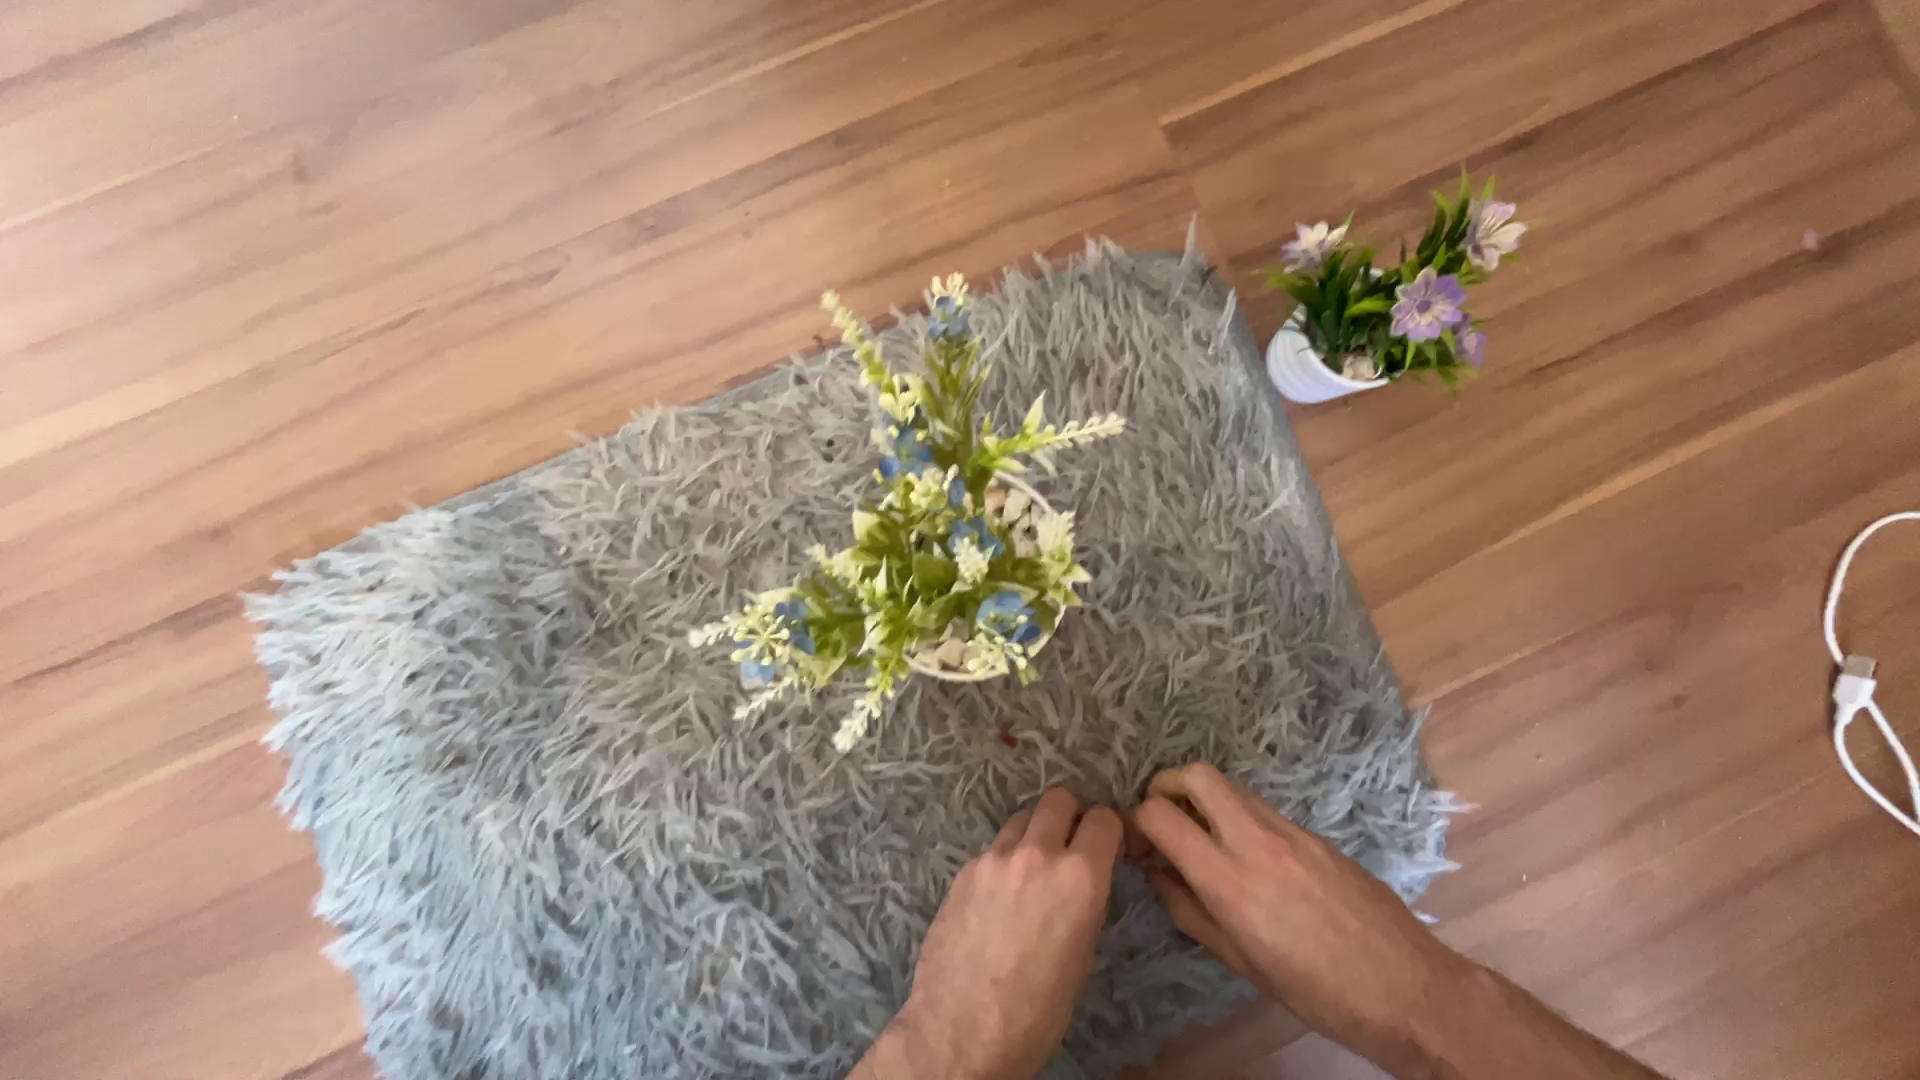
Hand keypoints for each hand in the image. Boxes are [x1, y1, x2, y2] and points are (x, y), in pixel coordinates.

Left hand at [851, 788, 1122, 1079]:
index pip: (1104, 819)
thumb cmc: (1037, 1010)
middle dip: (1069, 814)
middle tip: (1069, 842)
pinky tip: (998, 897)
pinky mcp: (963, 870)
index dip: (1109, 829)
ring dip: (1033, 834)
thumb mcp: (1082, 956)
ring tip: (1031, 870)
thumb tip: (1083, 881)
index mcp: (1078, 877)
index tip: (1106, 843)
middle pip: (1057, 799)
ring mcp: (994, 858)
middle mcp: (1036, 854)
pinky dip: (1003, 861)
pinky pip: (992, 850)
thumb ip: (1085, 902)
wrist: (961, 1030)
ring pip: (1021, 819)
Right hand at [1130, 763, 1471, 1073]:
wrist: (1408, 988)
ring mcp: (1289, 830)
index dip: (1135, 821)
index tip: (1135, 842)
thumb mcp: (1239, 962)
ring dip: (1202, 796)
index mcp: (1229, 881)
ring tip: (1199, 833)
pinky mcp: (1312, 832)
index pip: (1160, 816)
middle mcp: (1255, 841)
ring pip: (1229, 784)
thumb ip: (1189, 909)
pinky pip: (1259, 806)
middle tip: (1162, 816)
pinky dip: (1235, 815)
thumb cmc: (1316, 991)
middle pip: (1196, 774)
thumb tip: (1157, 872)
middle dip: (1166, 785)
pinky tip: (1243, 853)